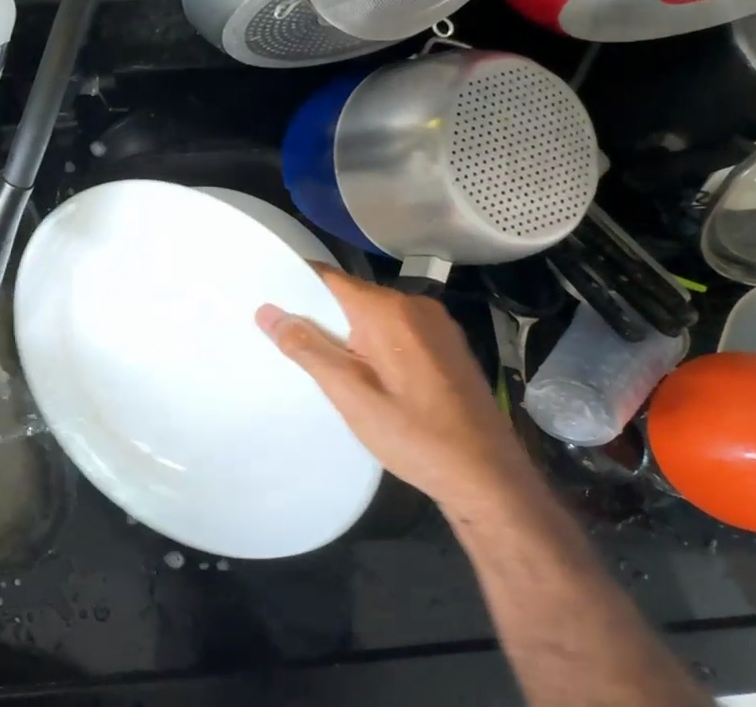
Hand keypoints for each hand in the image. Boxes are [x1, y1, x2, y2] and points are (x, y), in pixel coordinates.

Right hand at [257, 267, 530, 511]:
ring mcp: (437, 326)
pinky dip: (371, 342)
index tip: (265, 299)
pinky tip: (362, 373)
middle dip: (317, 314)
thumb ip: (307, 348)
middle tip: (286, 341)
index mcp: (389, 311)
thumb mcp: (350, 394)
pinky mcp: (447, 346)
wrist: (490, 479)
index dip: (293, 284)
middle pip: (349, 295)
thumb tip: (267, 311)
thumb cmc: (415, 436)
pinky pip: (395, 330)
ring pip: (372, 314)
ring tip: (320, 361)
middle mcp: (415, 306)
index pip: (327, 277)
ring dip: (345, 331)